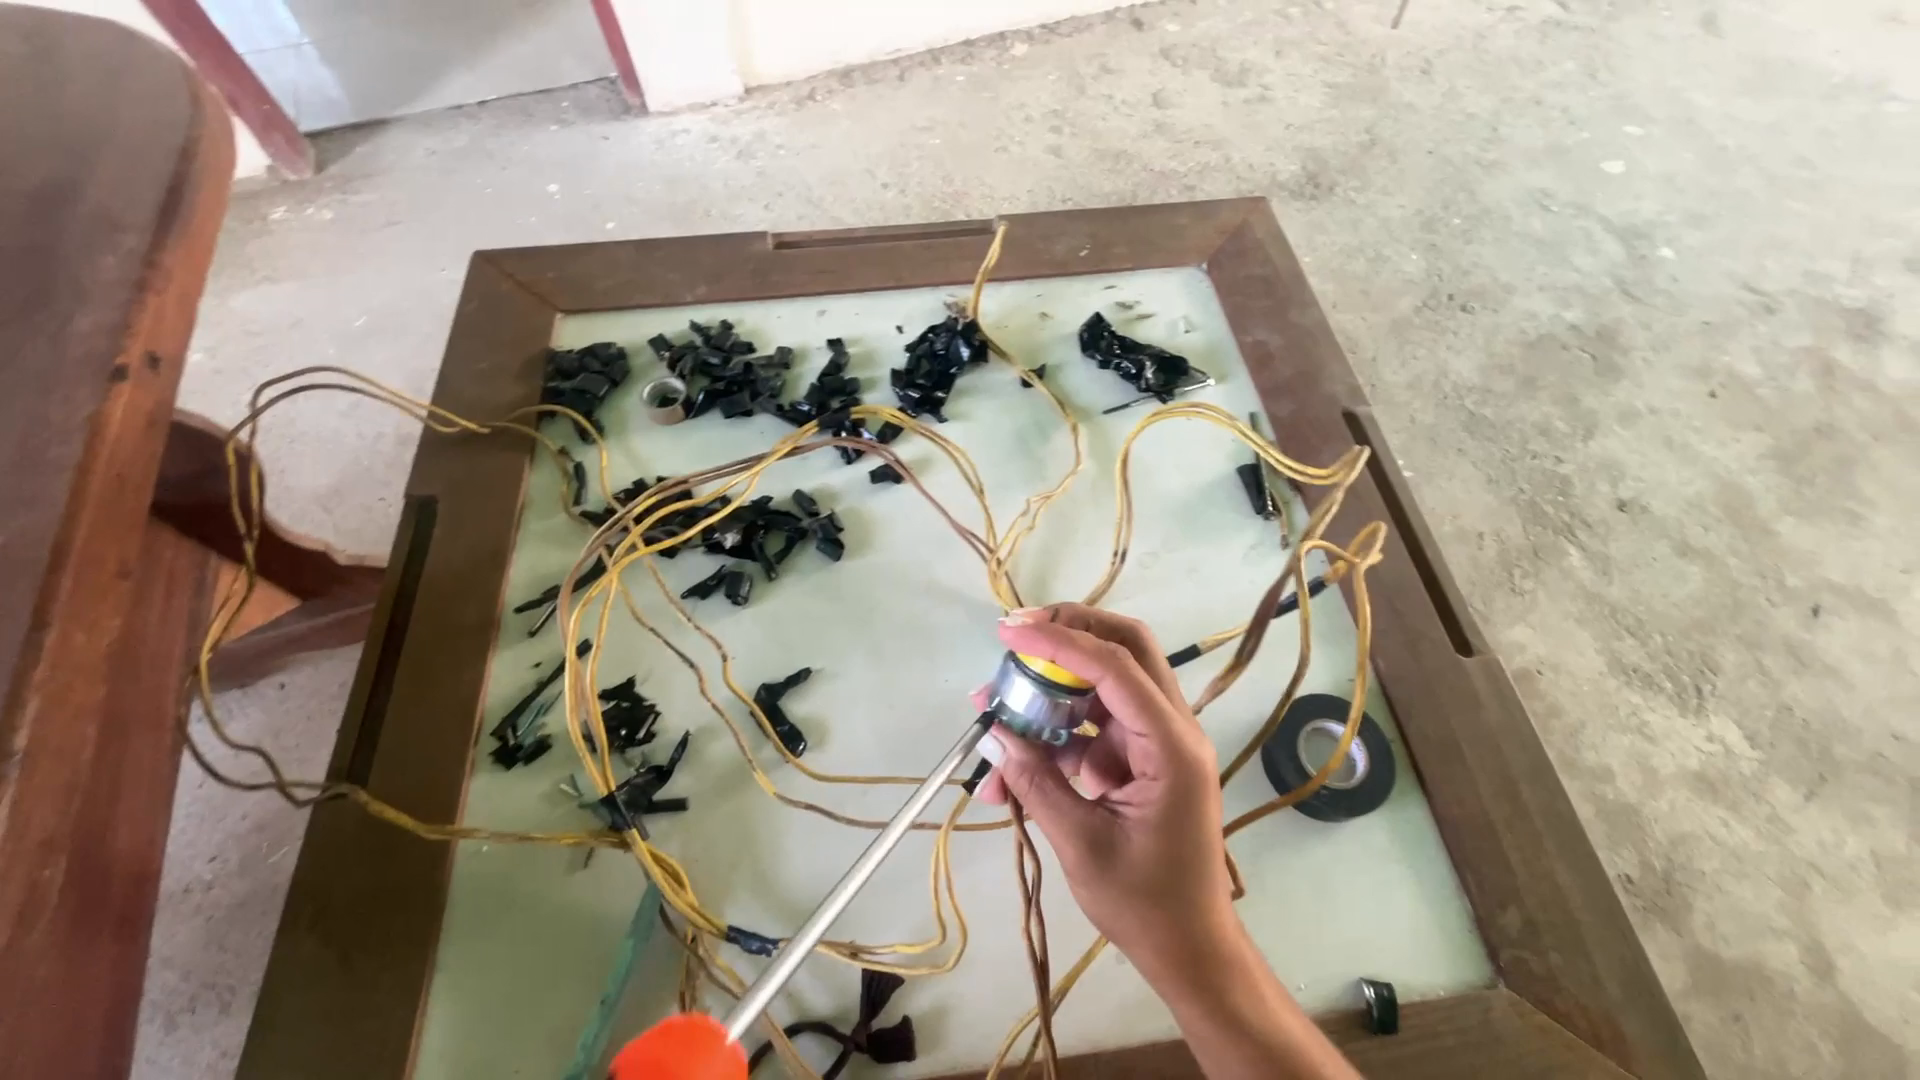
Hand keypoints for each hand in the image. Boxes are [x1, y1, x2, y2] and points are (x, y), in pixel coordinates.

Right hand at [974, 604, 1234, 968]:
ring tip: (993, 707)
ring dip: (1048, 690)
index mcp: (1170, 745)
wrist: (1188, 947)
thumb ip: (1036, 782)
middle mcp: (1170, 729)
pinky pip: (1090, 726)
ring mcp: (1154, 742)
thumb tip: (994, 734)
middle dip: (1070, 631)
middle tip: (1016, 633)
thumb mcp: (1082, 844)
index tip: (1009, 632)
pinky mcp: (1137, 759)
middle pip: (1126, 649)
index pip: (1116, 666)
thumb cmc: (1145, 903)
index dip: (1060, 641)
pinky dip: (1052, 733)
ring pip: (1102, 685)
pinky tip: (1011, 757)